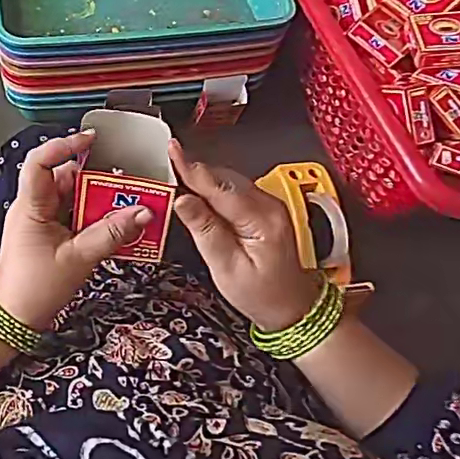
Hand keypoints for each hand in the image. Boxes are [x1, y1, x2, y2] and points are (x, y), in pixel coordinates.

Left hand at [0, 131, 152, 329]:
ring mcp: (40, 219)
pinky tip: (114, 222)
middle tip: (125, 182)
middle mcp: (33, 206)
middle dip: (96, 177)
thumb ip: (112, 234)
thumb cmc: (32, 290)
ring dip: (98, 198)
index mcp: (31, 206)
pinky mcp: (48, 231)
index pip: (41, 161)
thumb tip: (142, 213)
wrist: (12, 318)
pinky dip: (94, 215)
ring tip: (125, 204)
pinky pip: (74, 213)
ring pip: (73, 195)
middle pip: (65, 177)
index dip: (65, 145)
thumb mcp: (78, 259)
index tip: (91, 140)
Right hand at [170, 141, 320, 330]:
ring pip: (228, 181)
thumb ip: (204, 230)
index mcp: (261, 219)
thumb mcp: (226, 268)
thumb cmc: (262, 295)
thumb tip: (182, 200)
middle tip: (166, 166)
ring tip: (176, 177)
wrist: (293, 308)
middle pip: (223, 179)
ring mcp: (269, 205)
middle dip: (194, 171)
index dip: (192, 168)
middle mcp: (269, 205)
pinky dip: (214, 188)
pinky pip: (235, 190)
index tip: (173, 150)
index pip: (219, 187)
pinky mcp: (265, 208)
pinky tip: (199, 192)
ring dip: (203, 179)